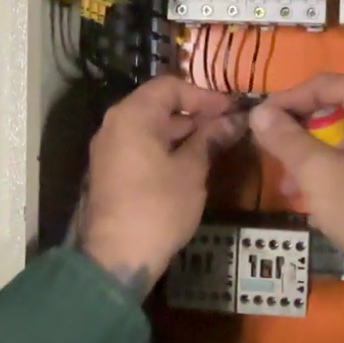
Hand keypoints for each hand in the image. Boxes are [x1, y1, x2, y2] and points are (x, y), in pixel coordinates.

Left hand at [78, 76, 245, 290]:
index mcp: (132, 115)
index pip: (171, 86)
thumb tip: (234, 121)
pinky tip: (191, 162)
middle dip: (194, 113)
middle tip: (228, 126)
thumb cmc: (158, 207)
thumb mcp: (192, 170)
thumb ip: (210, 139)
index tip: (231, 109)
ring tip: (215, 144)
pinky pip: (141, 145)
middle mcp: (115, 124)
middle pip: (158, 104)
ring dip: (182, 131)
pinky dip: (166, 147)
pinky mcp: (110, 170)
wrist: (117, 256)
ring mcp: (109, 148)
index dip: (204, 95)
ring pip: (150, 126)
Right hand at [249, 74, 343, 342]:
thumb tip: (260, 112)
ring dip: (318, 158)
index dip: (288, 98)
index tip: (260, 120)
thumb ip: (285, 138)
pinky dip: (342, 172)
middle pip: (341, 110)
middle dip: (302, 133)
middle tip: (274, 157)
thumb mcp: (317, 173)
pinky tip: (323, 204)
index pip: (326, 83)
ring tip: (291, 190)